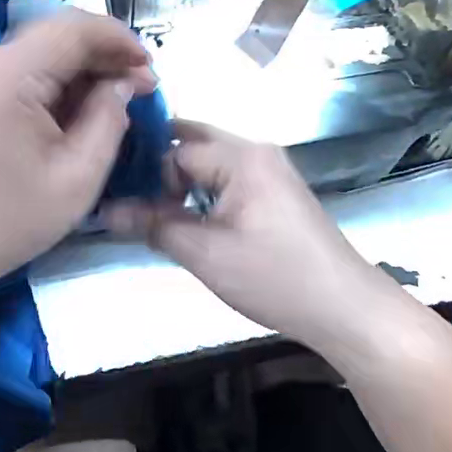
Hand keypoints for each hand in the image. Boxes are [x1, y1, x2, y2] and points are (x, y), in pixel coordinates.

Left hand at [0, 12, 156, 311]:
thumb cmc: (8, 220)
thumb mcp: (77, 176)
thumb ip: (109, 118)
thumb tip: (124, 83)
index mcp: (9, 74)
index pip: (75, 29)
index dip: (120, 40)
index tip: (152, 68)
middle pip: (56, 36)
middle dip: (103, 56)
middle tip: (142, 87)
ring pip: (40, 53)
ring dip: (81, 71)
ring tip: (117, 101)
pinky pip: (21, 74)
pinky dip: (55, 85)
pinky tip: (79, 110)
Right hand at [102, 121, 408, 349]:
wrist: (346, 309)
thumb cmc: (274, 277)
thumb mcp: (205, 254)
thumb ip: (153, 225)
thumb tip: (105, 210)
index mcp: (241, 157)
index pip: (173, 150)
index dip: (142, 173)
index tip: (113, 195)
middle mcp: (256, 152)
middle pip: (191, 142)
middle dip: (156, 164)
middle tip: (122, 190)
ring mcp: (268, 170)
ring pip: (207, 160)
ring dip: (176, 179)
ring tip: (143, 206)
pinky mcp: (273, 191)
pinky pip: (224, 177)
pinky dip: (198, 190)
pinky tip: (179, 214)